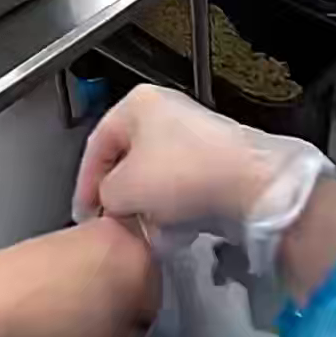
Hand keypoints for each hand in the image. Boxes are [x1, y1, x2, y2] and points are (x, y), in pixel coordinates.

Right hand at [73, 85, 331, 277]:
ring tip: (148, 233)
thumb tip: (114, 203)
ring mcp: (190, 130)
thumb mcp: (125, 188)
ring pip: (153, 174)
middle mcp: (162, 109)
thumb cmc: (181, 175)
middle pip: (126, 158)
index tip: (83, 216)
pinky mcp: (213, 155)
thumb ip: (104, 195)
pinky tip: (175, 231)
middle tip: (114, 225)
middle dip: (119, 196)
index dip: (85, 183)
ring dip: (146, 206)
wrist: (252, 183)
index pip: (97, 144)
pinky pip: (179, 182)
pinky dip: (173, 206)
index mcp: (136, 103)